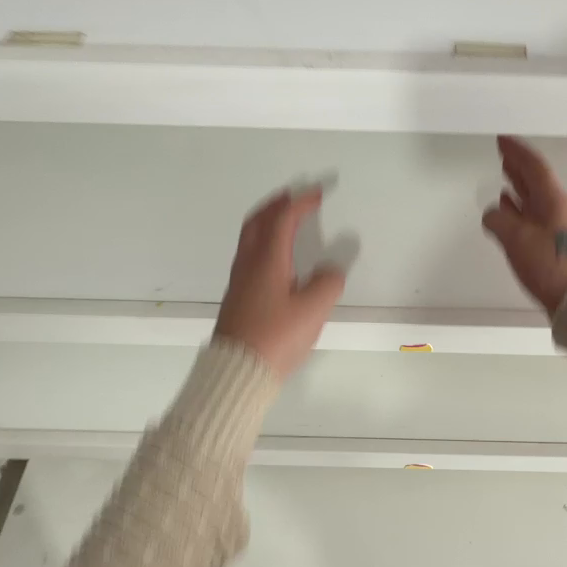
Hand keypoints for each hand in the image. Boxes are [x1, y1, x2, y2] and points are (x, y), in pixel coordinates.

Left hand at [214, 188, 346, 377]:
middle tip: (293, 197)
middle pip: (258, 221)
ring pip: (250, 238)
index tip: (318, 193)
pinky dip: (262, 240)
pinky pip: (248, 254)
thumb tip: (330, 271)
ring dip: (266, 221)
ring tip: (283, 220)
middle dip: (276, 204)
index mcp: (268, 260)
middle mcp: (249, 264)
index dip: (300, 203)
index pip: (283, 219)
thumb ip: (327, 284)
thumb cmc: (276, 337)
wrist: (237, 372)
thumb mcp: (312, 311)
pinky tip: (274, 256)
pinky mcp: (237, 297)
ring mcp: (239, 281)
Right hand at [480, 137, 566, 312]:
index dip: (517, 151)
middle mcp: (557, 207)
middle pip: (536, 179)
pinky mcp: (555, 242)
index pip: (533, 167)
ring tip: (505, 174)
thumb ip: (498, 220)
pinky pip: (534, 213)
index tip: (502, 140)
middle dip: (518, 164)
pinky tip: (510, 208)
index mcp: (552, 200)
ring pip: (535, 196)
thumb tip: (493, 214)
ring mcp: (558, 225)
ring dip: (519, 184)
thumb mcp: (516, 239)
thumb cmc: (549, 265)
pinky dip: (520, 206)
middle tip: (503, 153)